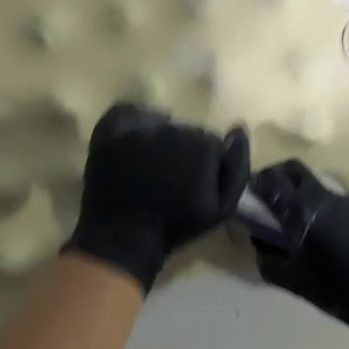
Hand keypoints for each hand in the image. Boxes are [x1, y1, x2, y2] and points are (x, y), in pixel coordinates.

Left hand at [63, 103, 250, 291]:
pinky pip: (128, 112)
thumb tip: (238, 129)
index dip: (204, 163)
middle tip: (169, 177)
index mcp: (202, 145)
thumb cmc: (176, 225)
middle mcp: (172, 128)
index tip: (193, 183)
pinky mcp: (110, 128)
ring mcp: (138, 127)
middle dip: (182, 150)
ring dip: (159, 138)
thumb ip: (237, 166)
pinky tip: (132, 143)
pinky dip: (133, 122)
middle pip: (184, 130)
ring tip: (149, 165)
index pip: (210, 141)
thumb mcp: (222, 207)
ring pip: (159, 122)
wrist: (123, 237)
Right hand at [251, 159, 348, 348]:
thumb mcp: (295, 284)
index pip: (272, 180)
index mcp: (305, 212)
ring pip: (322, 193)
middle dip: (280, 181)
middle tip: (275, 203)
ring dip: (310, 205)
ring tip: (314, 235)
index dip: (257, 183)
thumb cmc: (341, 295)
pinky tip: (342, 244)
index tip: (251, 193)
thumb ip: (269, 260)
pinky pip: (345, 207)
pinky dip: (335, 217)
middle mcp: (329, 197)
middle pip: (297, 173)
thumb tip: (258, 241)